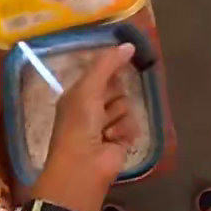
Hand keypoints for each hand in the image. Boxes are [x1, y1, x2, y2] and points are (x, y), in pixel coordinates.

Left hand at [30, 44, 141, 210]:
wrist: (83, 166)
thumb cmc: (78, 126)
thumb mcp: (88, 89)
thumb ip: (107, 65)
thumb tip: (129, 44)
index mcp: (77, 94)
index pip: (100, 73)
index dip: (111, 66)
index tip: (127, 55)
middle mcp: (91, 108)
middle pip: (116, 88)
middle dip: (113, 95)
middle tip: (102, 107)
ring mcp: (107, 125)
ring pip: (126, 106)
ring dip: (117, 117)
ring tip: (105, 131)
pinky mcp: (121, 141)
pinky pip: (132, 124)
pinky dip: (124, 132)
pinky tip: (113, 141)